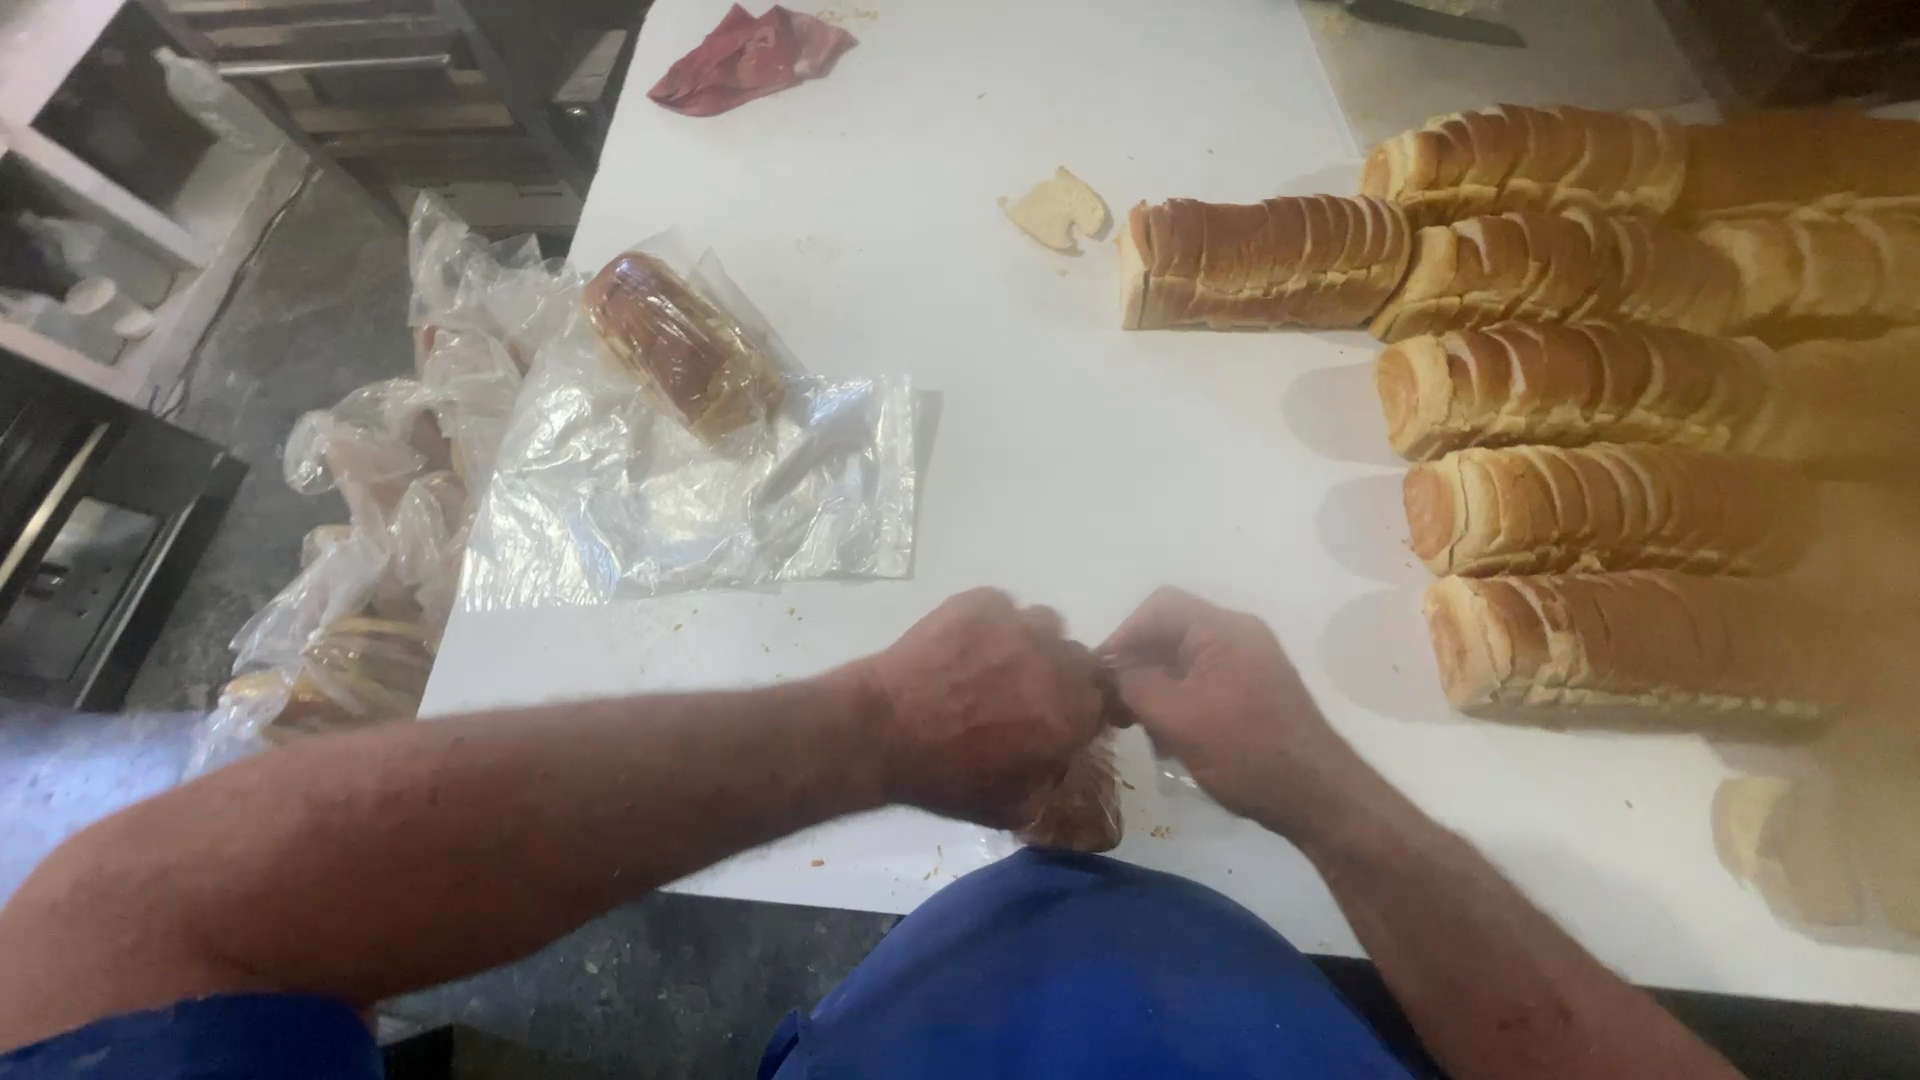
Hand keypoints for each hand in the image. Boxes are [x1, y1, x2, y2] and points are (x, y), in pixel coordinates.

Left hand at [856, 589, 1105, 828]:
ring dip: (1029, 643)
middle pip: (1078, 658)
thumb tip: (1057, 760)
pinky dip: (989, 621)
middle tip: (1023, 692)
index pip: (1105, 698)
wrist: (882, 731)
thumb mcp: (1011, 807)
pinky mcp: (980, 602)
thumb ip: (1050, 782)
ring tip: (992, 663)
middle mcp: (1054, 661)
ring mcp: (1016, 625)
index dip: (1084, 706)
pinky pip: (1000, 606)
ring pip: (1043, 625)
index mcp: (1071, 712)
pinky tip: (962, 644)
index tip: (1062, 713)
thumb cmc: (946, 777)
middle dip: (1059, 674)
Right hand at [1101, 588, 1380, 837]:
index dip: (1124, 633)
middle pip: (1169, 634)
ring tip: (1131, 725)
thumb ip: (1133, 686)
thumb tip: (1108, 674)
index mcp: (1225, 630)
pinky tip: (1162, 738)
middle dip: (1135, 666)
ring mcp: (1246, 667)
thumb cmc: (1246, 751)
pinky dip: (1174, 704)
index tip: (1101, 671)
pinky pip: (1199, 685)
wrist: (1319, 800)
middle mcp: (1237, 638)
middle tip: (1109, 704)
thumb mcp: (1178, 717)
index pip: (1160, 606)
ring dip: (1151, 689)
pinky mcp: (1249, 695)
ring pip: (1180, 663)